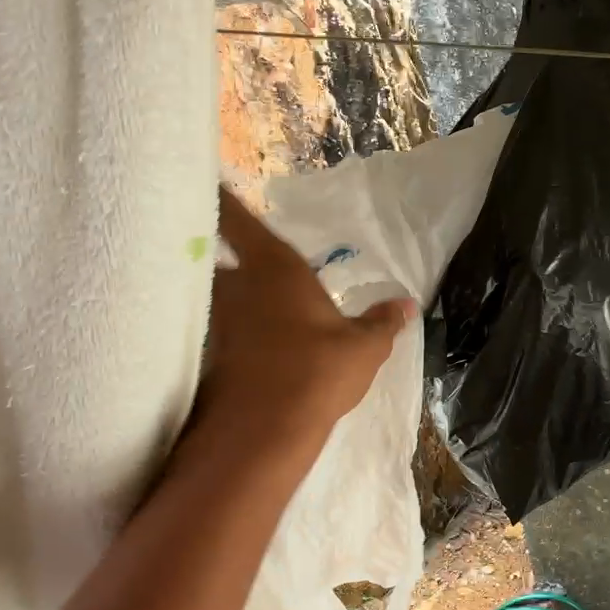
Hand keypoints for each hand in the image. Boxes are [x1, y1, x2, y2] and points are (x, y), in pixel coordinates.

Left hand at [199, 187, 411, 440]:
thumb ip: (382, 322)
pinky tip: (242, 338)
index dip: (221, 198)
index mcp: (275, 269)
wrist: (263, 430)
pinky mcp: (205, 352)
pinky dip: (224, 326)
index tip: (205, 180)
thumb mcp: (366, 347)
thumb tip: (404, 304)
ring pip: (213, 294)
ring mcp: (215, 320)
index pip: (237, 219)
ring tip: (242, 295)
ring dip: (224, 293)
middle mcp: (235, 285)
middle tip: (232, 248)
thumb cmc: (318, 371)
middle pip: (215, 256)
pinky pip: (214, 326)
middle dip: (222, 252)